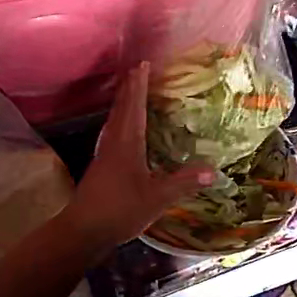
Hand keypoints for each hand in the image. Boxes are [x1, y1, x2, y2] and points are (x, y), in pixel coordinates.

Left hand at [61, 63, 213, 250]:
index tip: (142, 65)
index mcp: (126, 144)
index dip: (138, 86)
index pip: (134, 107)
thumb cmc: (119, 210)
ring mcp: (103, 155)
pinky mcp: (100, 168)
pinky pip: (111, 135)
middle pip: (120, 110)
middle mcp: (112, 143)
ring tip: (130, 94)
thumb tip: (213, 170)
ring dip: (122, 105)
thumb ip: (183, 183)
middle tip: (136, 71)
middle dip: (129, 89)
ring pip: (113, 122)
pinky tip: (123, 132)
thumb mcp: (157, 198)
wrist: (83, 230)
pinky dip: (119, 123)